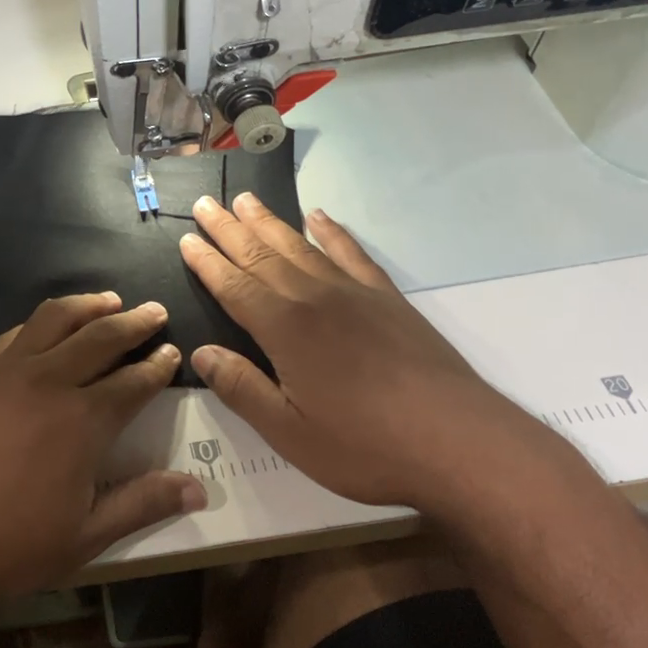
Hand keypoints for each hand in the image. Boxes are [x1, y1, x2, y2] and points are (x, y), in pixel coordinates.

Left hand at [0, 293, 205, 609]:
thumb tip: (198, 488)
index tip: (174, 352)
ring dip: (89, 305)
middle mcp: (50, 380)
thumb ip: (142, 505)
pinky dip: (45, 320)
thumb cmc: (7, 544)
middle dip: (134, 322)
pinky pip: (19, 331)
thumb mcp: (85, 538)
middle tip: (155, 312)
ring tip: (111, 301)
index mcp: (84, 420)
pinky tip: (50, 326)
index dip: (159, 365)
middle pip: (102, 337)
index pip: (134, 380)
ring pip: (57, 319)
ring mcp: (10, 370)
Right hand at [177, 194, 548, 510]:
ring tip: (247, 200)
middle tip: (206, 204)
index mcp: (285, 330)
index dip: (207, 262)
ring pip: (301, 247)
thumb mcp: (289, 432)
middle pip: (262, 255)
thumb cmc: (366, 446)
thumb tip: (201, 352)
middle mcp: (315, 299)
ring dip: (270, 222)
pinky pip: (352, 253)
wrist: (460, 442)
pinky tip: (320, 218)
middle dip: (230, 229)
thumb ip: (241, 388)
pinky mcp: (389, 300)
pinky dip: (332, 232)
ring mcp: (355, 294)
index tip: (186, 239)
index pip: (234, 286)